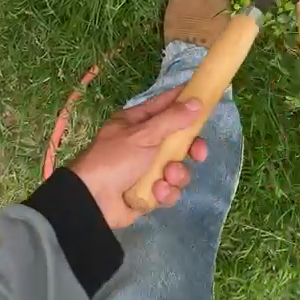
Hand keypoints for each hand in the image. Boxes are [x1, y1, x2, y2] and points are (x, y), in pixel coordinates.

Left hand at [69, 90, 208, 228]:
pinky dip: (165, 192)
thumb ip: (172, 119)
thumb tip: (197, 101)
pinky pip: (168, 189)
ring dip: (175, 173)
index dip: (185, 101)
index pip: (165, 105)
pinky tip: (156, 193)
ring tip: (165, 177)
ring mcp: (147, 169)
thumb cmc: (115, 159)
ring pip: (177, 167)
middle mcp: (144, 144)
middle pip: (178, 140)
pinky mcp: (149, 193)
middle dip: (189, 148)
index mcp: (137, 123)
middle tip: (198, 153)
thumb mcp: (143, 135)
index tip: (206, 98)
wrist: (92, 201)